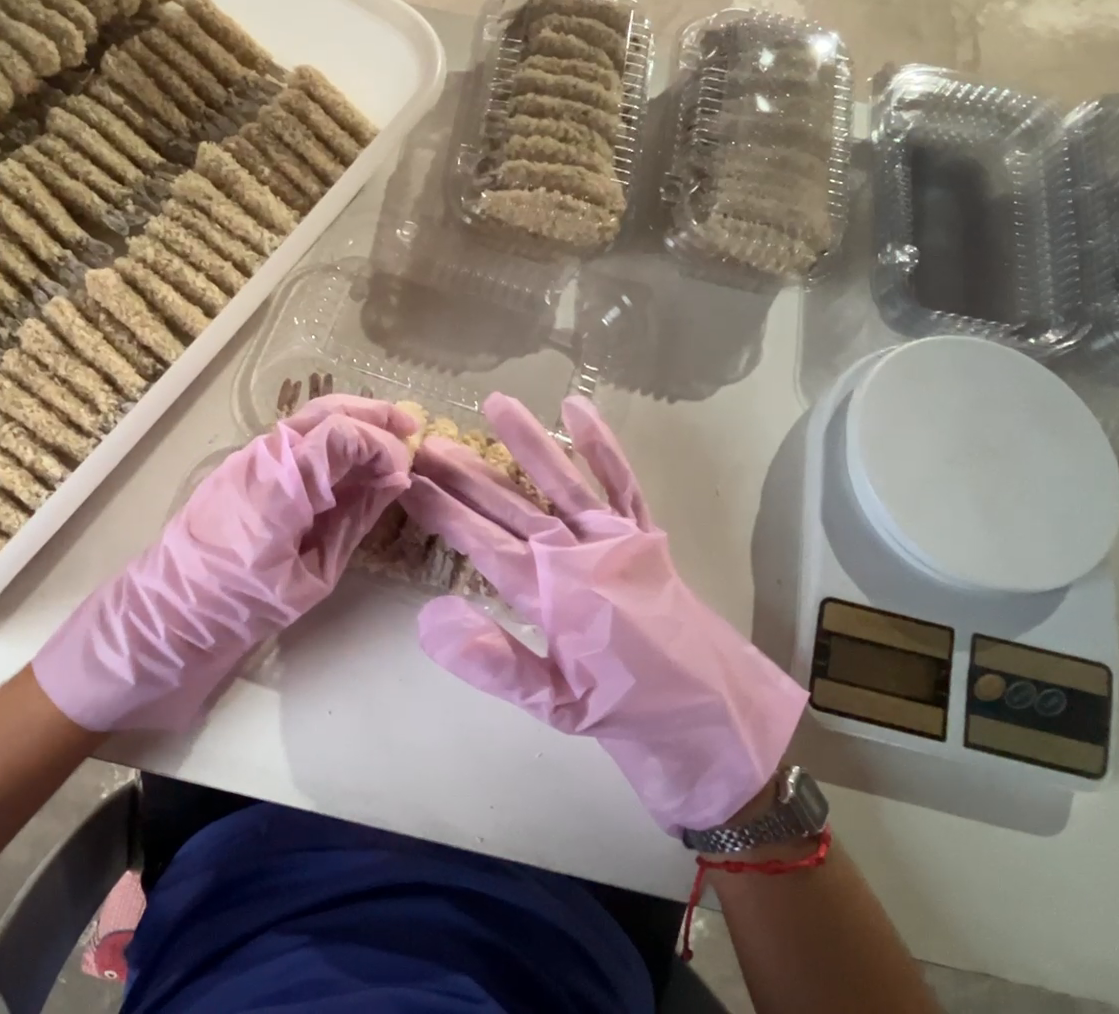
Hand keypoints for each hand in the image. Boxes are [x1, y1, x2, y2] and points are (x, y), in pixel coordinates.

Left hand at [33, 395, 419, 731]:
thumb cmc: (241, 605)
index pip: (341, 435)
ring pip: (306, 419)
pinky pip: (292, 439)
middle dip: (372, 414)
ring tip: (388, 438)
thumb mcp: (312, 575)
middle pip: (324, 411)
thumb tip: (391, 483)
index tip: (405, 469)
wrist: (170, 611)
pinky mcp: (240, 468)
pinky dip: (327, 438)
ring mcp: (247, 458)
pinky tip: (349, 459)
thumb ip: (353, 521)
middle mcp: (262, 458)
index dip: (381, 444)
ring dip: (350, 421)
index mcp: (281, 486)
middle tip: (410, 428)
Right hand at [399, 393, 807, 834]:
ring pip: (563, 482)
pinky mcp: (646, 537)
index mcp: (551, 596)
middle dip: (467, 473)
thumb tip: (430, 619)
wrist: (711, 715)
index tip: (408, 482)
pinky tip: (578, 409)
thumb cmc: (624, 710)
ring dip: (529, 443)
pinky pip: (624, 484)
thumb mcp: (554, 702)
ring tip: (495, 403)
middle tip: (425, 441)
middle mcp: (580, 557)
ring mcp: (617, 541)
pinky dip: (604, 448)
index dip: (443, 511)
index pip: (482, 542)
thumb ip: (495, 663)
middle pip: (513, 505)